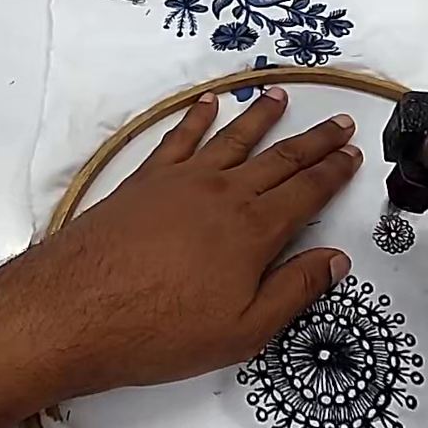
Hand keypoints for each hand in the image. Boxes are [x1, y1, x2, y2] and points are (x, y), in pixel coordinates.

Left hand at [0, 87, 360, 402]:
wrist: (77, 310)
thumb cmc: (160, 330)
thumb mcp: (243, 331)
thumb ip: (293, 291)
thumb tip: (335, 260)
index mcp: (253, 230)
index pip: (307, 192)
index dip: (333, 172)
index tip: (350, 154)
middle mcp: (223, 194)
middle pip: (280, 158)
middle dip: (314, 140)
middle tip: (337, 123)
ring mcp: (182, 180)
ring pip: (233, 138)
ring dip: (260, 117)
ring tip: (280, 97)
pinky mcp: (145, 179)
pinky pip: (178, 137)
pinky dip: (196, 117)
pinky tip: (207, 104)